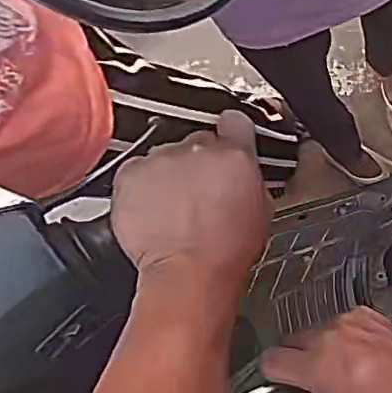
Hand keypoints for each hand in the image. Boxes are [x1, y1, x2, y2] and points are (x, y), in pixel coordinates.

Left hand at [111, 111, 270, 297]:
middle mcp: (196, 149)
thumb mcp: (261, 210)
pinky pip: (138, 170)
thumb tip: (244, 174)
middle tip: (205, 193)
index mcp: (236, 156)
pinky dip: (145, 186)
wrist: (190, 270)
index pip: (235, 122)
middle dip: (201, 162)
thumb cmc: (227, 248)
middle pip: (198, 142)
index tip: (231, 137)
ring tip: (180, 208)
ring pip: (166, 157)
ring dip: (171, 175)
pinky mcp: (130, 172)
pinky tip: (159, 210)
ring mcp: (161, 159)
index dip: (234, 132)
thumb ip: (250, 180)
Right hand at [260, 307, 391, 392]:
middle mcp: (326, 339)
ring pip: (314, 331)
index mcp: (315, 366)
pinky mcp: (359, 313)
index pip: (270, 360)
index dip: (275, 373)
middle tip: (319, 376)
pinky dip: (343, 334)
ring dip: (322, 346)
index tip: (283, 380)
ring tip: (345, 364)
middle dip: (299, 359)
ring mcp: (344, 323)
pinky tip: (358, 351)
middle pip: (289, 343)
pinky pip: (338, 322)